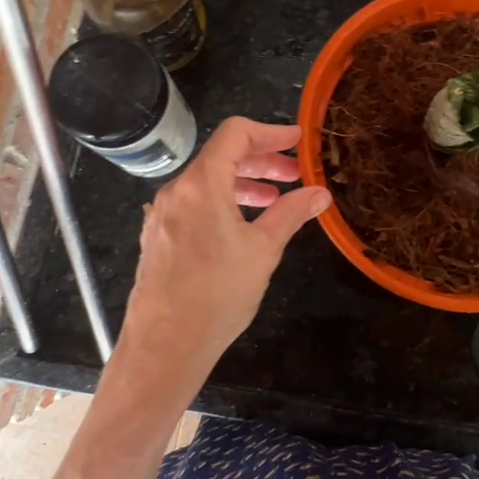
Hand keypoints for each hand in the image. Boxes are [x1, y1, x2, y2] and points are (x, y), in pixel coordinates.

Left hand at [120, 118, 329, 384]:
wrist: (164, 346)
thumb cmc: (218, 294)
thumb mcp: (263, 250)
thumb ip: (291, 214)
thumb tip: (320, 193)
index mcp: (201, 184)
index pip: (235, 134)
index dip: (270, 132)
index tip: (297, 141)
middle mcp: (176, 190)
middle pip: (221, 156)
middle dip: (261, 160)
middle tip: (294, 175)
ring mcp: (162, 214)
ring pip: (206, 182)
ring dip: (243, 183)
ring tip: (274, 201)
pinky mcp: (158, 236)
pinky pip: (193, 204)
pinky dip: (222, 202)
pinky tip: (242, 226)